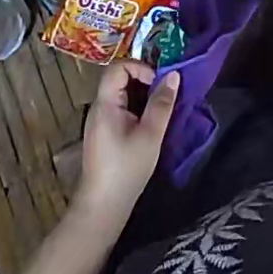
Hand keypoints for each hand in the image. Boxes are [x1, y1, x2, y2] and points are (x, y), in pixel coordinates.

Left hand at [77, 60, 178, 215]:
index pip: (118, 68)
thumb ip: (162, 103)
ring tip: (161, 109)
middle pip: (119, 79)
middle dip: (145, 81)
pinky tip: (150, 124)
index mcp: (105, 103)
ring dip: (142, 96)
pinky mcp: (104, 133)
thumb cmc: (126, 168)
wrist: (103, 206)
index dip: (140, 68)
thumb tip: (174, 75)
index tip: (159, 83)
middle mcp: (99, 107)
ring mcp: (99, 121)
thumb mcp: (150, 135)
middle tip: (166, 95)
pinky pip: (120, 109)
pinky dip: (136, 108)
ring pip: (121, 95)